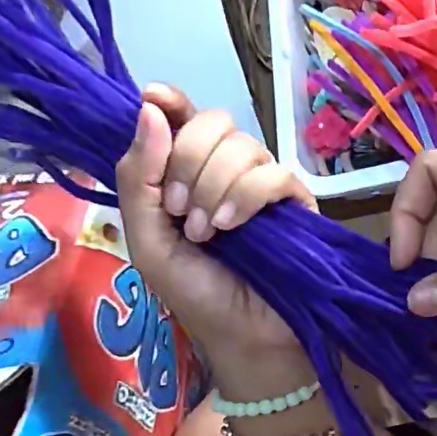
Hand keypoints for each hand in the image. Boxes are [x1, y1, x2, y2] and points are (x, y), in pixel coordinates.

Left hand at [115, 85, 317, 382]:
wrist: (245, 337)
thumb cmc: (196, 295)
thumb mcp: (148, 241)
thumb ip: (138, 179)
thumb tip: (152, 108)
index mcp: (189, 176)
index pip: (185, 119)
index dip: (173, 101)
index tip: (156, 98)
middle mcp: (229, 174)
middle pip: (215, 123)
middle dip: (188, 159)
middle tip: (178, 209)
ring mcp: (266, 189)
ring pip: (246, 146)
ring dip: (215, 185)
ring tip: (208, 231)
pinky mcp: (298, 206)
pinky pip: (276, 174)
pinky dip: (248, 194)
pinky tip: (233, 226)